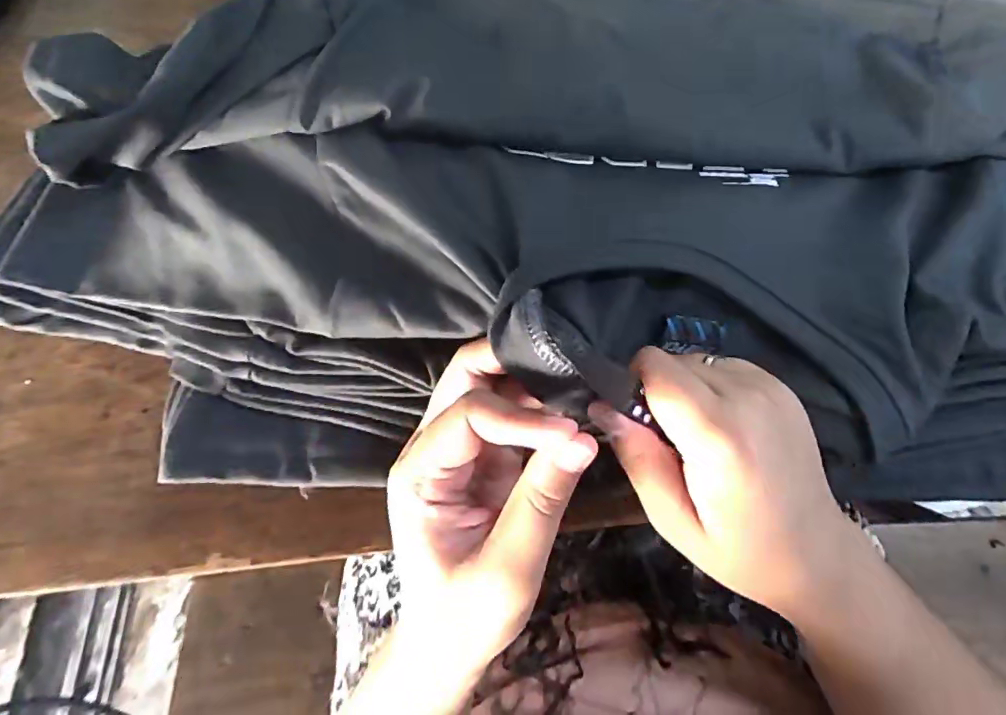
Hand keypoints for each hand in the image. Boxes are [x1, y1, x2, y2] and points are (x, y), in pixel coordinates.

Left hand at [386, 340, 597, 674]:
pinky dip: (540, 403)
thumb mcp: (508, 570)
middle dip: (513, 362)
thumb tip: (585, 439)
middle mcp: (432, 447)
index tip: (570, 431)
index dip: (521, 417)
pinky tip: (569, 412)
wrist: (448, 643)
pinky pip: (511, 410)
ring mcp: (459, 447)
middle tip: (565, 370)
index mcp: (420, 473)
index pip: (469, 414)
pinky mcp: (485, 454)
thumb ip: (543, 499)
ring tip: (574, 392)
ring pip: (488, 381)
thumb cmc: (465, 616)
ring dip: (529, 380)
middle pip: (465, 374)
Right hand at [592, 347, 860, 619]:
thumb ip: (637, 457)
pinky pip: (725, 366)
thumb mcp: (673, 520)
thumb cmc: (739, 549)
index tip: (635, 419)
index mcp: (719, 435)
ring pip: (698, 361)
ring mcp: (769, 386)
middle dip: (660, 391)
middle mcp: (747, 397)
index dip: (634, 383)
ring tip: (703, 436)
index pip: (656, 367)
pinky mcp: (780, 384)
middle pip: (675, 361)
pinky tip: (728, 428)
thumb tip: (602, 406)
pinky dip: (714, 388)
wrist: (815, 550)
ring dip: (687, 388)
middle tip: (671, 440)